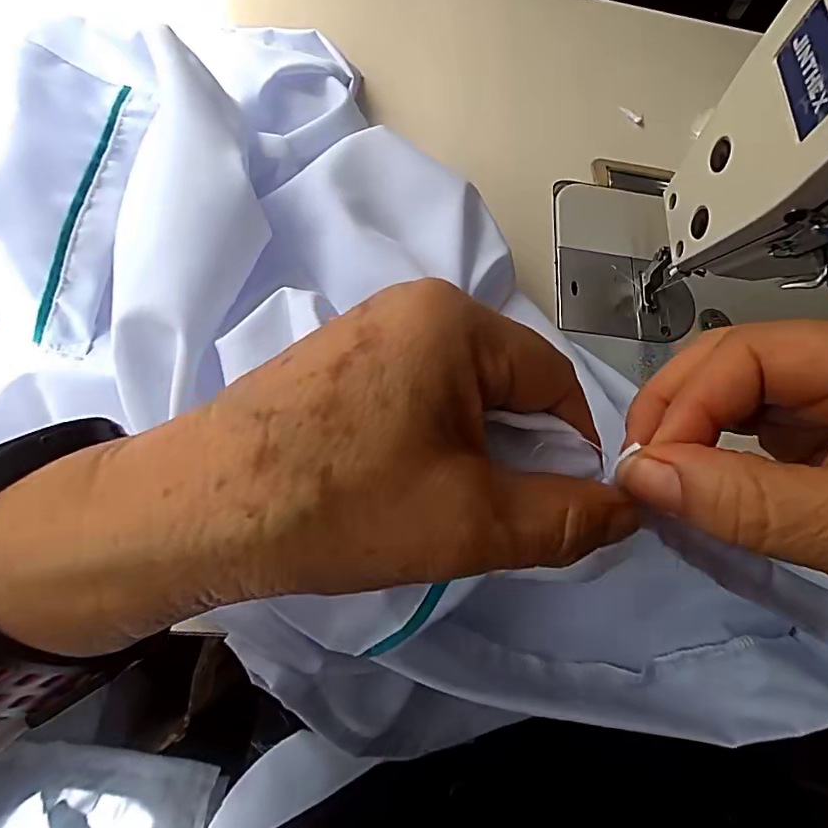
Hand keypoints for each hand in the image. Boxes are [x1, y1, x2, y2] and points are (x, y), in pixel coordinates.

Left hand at [0, 280, 639, 655]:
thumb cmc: (343, 504)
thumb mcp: (472, 520)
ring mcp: (356, 331)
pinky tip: (386, 485)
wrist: (202, 507)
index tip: (563, 507)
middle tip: (489, 517)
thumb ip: (566, 517)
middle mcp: (403, 307)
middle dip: (509, 454)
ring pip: (447, 395)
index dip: (573, 448)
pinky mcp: (324, 364)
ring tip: (432, 507)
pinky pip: (399, 397)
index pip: (551, 379)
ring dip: (461, 452)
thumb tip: (626, 506)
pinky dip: (414, 441)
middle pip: (497, 385)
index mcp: (449, 319)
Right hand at [617, 318, 827, 737]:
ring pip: (730, 396)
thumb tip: (640, 476)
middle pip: (733, 364)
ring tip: (657, 479)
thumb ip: (751, 502)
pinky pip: (743, 433)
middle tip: (641, 471)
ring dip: (684, 434)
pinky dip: (705, 456)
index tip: (647, 468)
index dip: (688, 403)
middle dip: (676, 413)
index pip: (754, 354)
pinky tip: (690, 484)